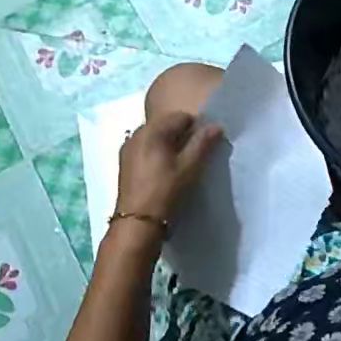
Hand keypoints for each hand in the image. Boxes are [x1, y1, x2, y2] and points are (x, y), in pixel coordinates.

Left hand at [116, 112, 223, 227]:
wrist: (137, 223)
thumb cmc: (166, 191)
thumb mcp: (190, 167)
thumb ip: (203, 143)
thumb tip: (216, 126)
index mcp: (152, 131)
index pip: (181, 117)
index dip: (197, 128)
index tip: (205, 146)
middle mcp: (136, 134)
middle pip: (166, 124)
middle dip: (182, 135)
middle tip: (194, 155)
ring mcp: (128, 148)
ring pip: (156, 136)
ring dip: (170, 144)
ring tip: (180, 164)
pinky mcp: (125, 162)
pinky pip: (146, 147)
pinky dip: (158, 152)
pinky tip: (164, 171)